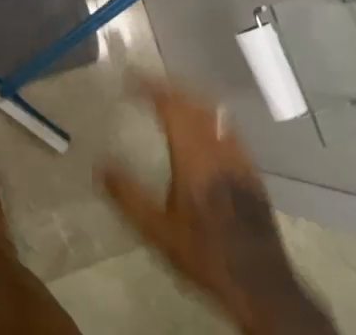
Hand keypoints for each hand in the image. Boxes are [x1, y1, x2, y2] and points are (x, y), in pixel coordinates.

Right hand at [99, 74, 336, 334]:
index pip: (170, 104)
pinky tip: (202, 127)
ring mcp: (239, 155)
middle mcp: (218, 146)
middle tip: (146, 82)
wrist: (257, 278)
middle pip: (193, 100)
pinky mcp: (251, 167)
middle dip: (168, 85)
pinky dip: (208, 114)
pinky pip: (227, 126)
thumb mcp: (156, 229)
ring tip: (170, 97)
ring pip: (213, 110)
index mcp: (193, 154)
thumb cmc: (202, 252)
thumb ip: (127, 195)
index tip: (129, 77)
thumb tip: (98, 165)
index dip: (149, 85)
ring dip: (189, 97)